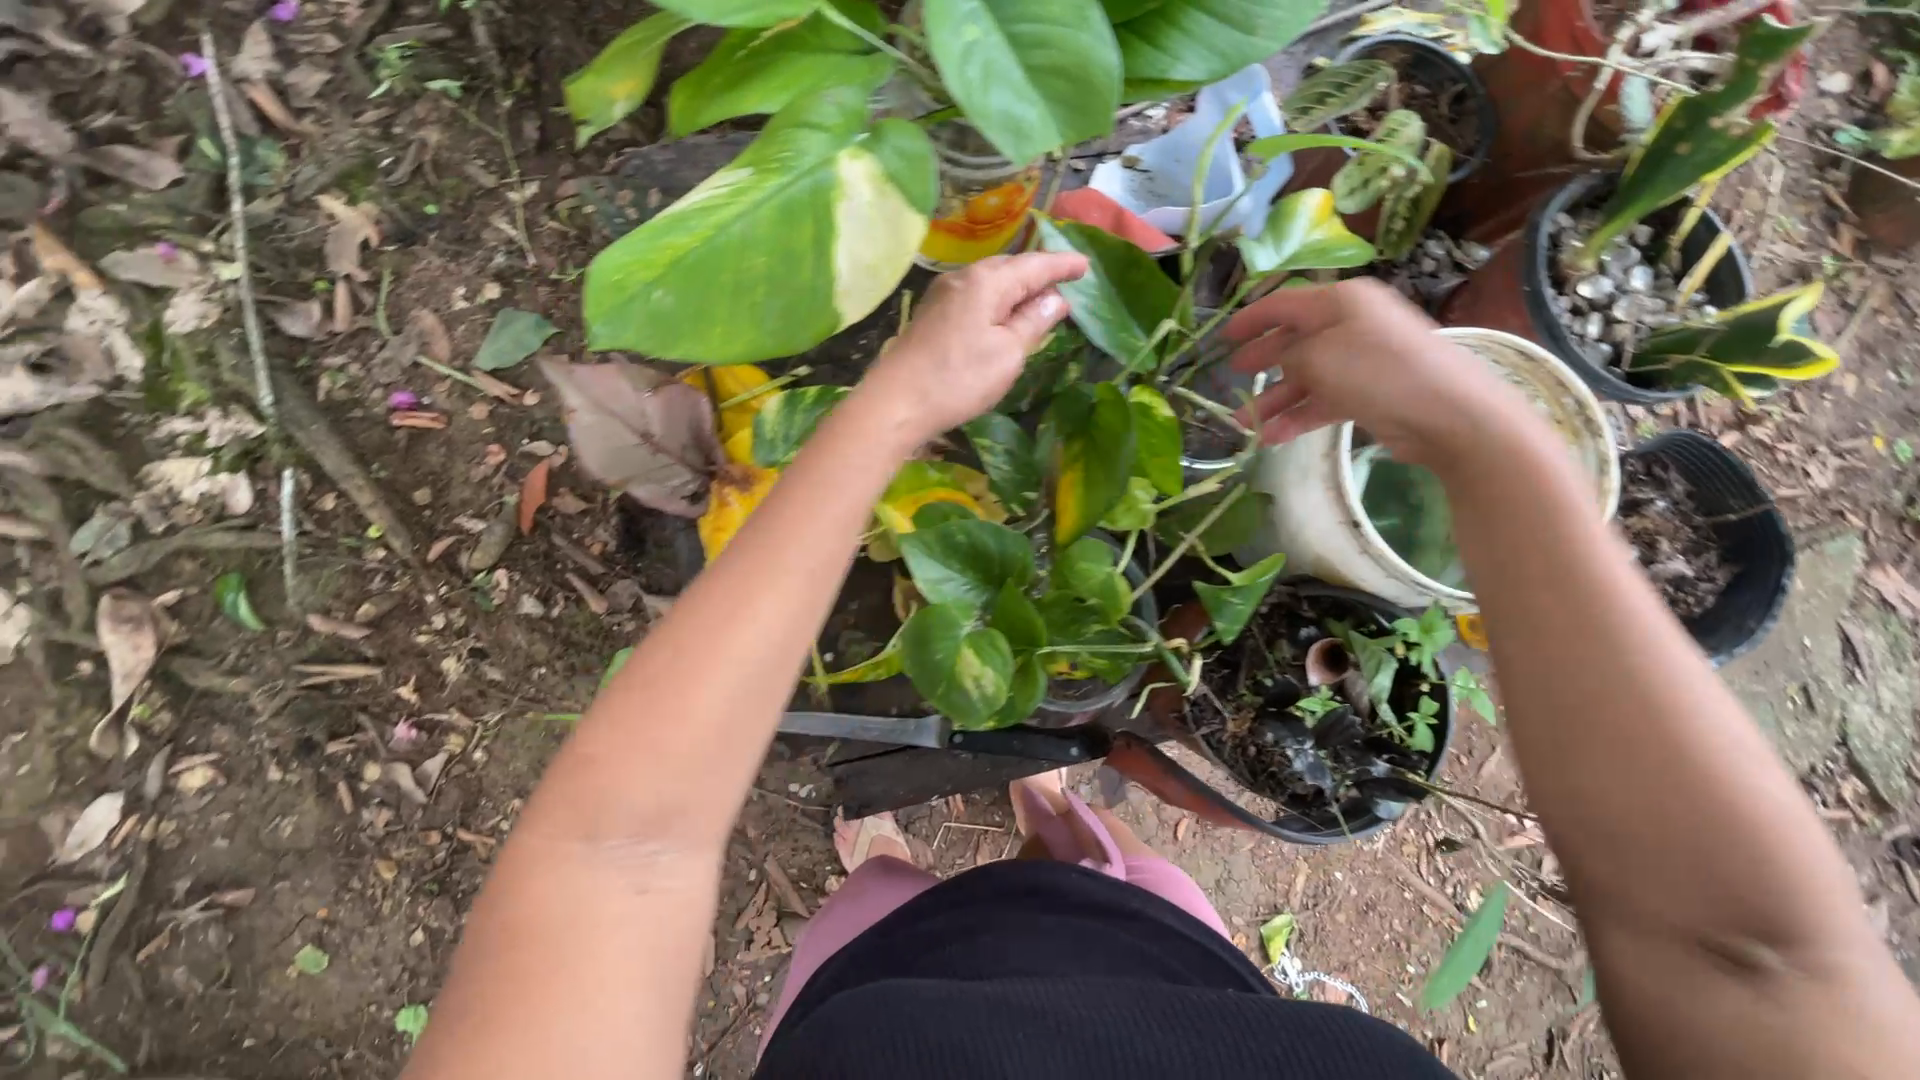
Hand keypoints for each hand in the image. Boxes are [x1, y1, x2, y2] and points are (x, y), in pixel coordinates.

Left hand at [858, 251, 1087, 444]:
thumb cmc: (958, 379)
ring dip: (1016, 288)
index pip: (1034, 265)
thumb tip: (1055, 299)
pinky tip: (1002, 314)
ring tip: (1039, 298)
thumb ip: (1033, 322)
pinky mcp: (931, 316)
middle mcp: (962, 278)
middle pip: (1009, 268)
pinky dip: (995, 301)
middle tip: (1065, 282)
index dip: (1062, 266)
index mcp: (986, 281)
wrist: (896, 403)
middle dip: (1038, 273)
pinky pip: (973, 297)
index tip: (1086, 266)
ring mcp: (942, 296)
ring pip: (989, 282)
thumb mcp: (1007, 353)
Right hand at [1225, 278, 1535, 467]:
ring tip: (1242, 425)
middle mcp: (1349, 325)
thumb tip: (1281, 361)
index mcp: (1340, 301)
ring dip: (1273, 400)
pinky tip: (1272, 438)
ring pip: (1305, 377)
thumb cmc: (1377, 370)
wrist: (1447, 412)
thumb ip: (1287, 354)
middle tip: (1233, 376)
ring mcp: (1360, 361)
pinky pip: (1322, 401)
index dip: (1251, 318)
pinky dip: (1297, 417)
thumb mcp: (1318, 356)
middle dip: (1262, 360)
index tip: (1223, 336)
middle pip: (1294, 340)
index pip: (1284, 302)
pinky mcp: (1368, 394)